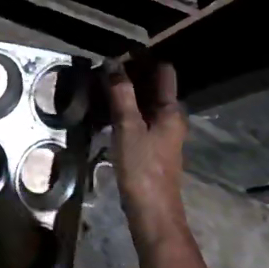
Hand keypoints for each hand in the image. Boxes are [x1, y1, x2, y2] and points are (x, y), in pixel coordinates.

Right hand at [104, 61, 189, 245]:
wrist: (152, 214)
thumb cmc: (142, 169)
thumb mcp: (128, 127)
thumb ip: (121, 94)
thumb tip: (112, 63)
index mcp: (170, 110)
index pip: (162, 70)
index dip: (143, 58)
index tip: (117, 53)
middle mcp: (170, 118)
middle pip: (153, 85)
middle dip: (130, 74)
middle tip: (101, 69)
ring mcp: (162, 134)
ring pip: (144, 103)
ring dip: (125, 93)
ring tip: (98, 88)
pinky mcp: (150, 148)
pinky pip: (138, 119)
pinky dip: (123, 111)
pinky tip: (102, 114)